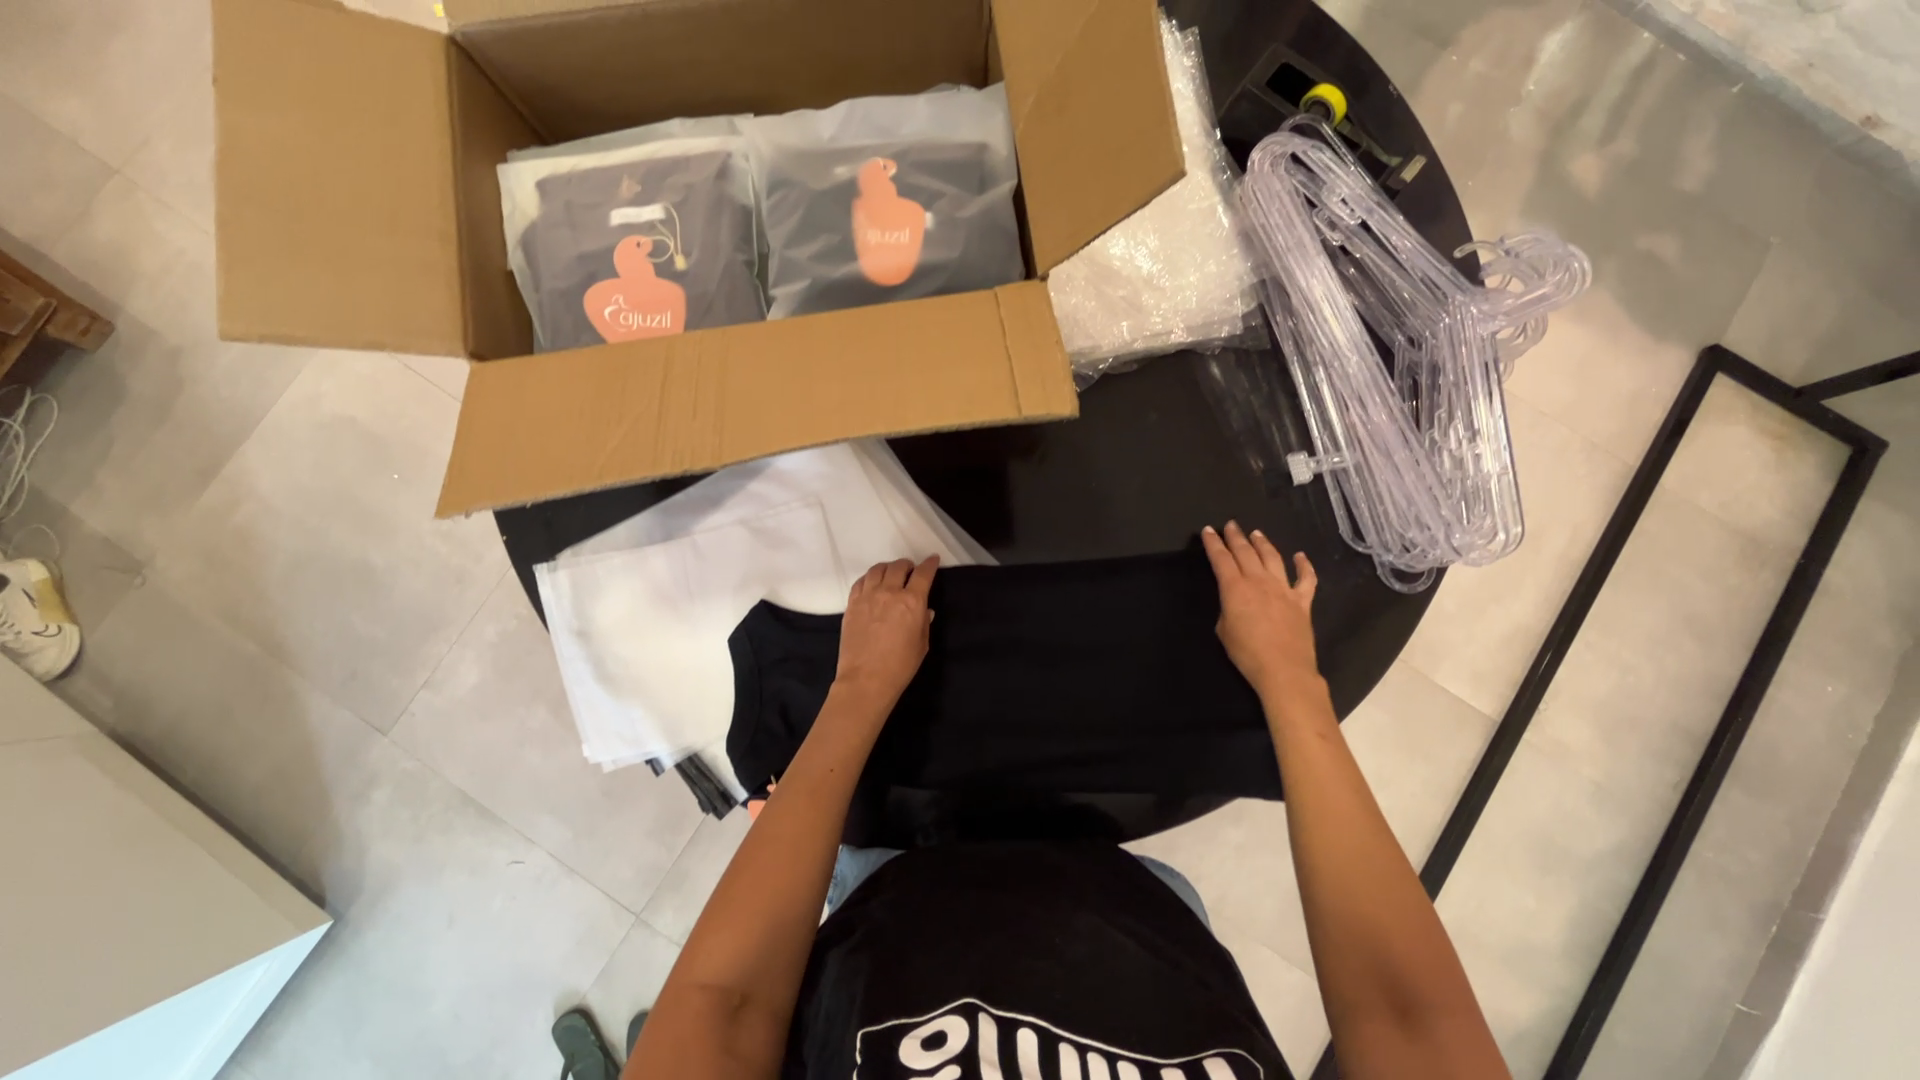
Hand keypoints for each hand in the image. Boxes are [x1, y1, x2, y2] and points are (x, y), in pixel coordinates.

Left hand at [834, 556, 938, 704]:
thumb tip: (926, 610)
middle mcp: (889, 592)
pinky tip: (872, 584)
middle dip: (907, 565)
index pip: (923, 574)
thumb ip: (924, 622)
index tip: (932, 560)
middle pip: (898, 566)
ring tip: (890, 574)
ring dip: (887, 568)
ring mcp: (867, 596)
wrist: (866, 679)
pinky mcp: (852, 604)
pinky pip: (860, 581)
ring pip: (877, 569)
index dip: (930, 564)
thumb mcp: (922, 645)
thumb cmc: (900, 666)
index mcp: (912, 601)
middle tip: (910, 571)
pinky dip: (869, 578)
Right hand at [1202, 522, 1320, 700]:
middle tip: (1231, 525)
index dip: (1213, 543)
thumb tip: (1235, 603)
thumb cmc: (1247, 654)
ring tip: (1256, 533)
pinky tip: (1300, 556)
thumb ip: (1227, 610)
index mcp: (1235, 589)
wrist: (1283, 670)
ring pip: (1272, 558)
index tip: (1208, 530)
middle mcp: (1259, 582)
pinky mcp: (1302, 601)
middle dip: (1236, 537)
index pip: (1221, 559)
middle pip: (1245, 552)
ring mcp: (1283, 589)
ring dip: (1263, 543)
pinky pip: (1306, 578)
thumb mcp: (1224, 631)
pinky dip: (1304, 565)